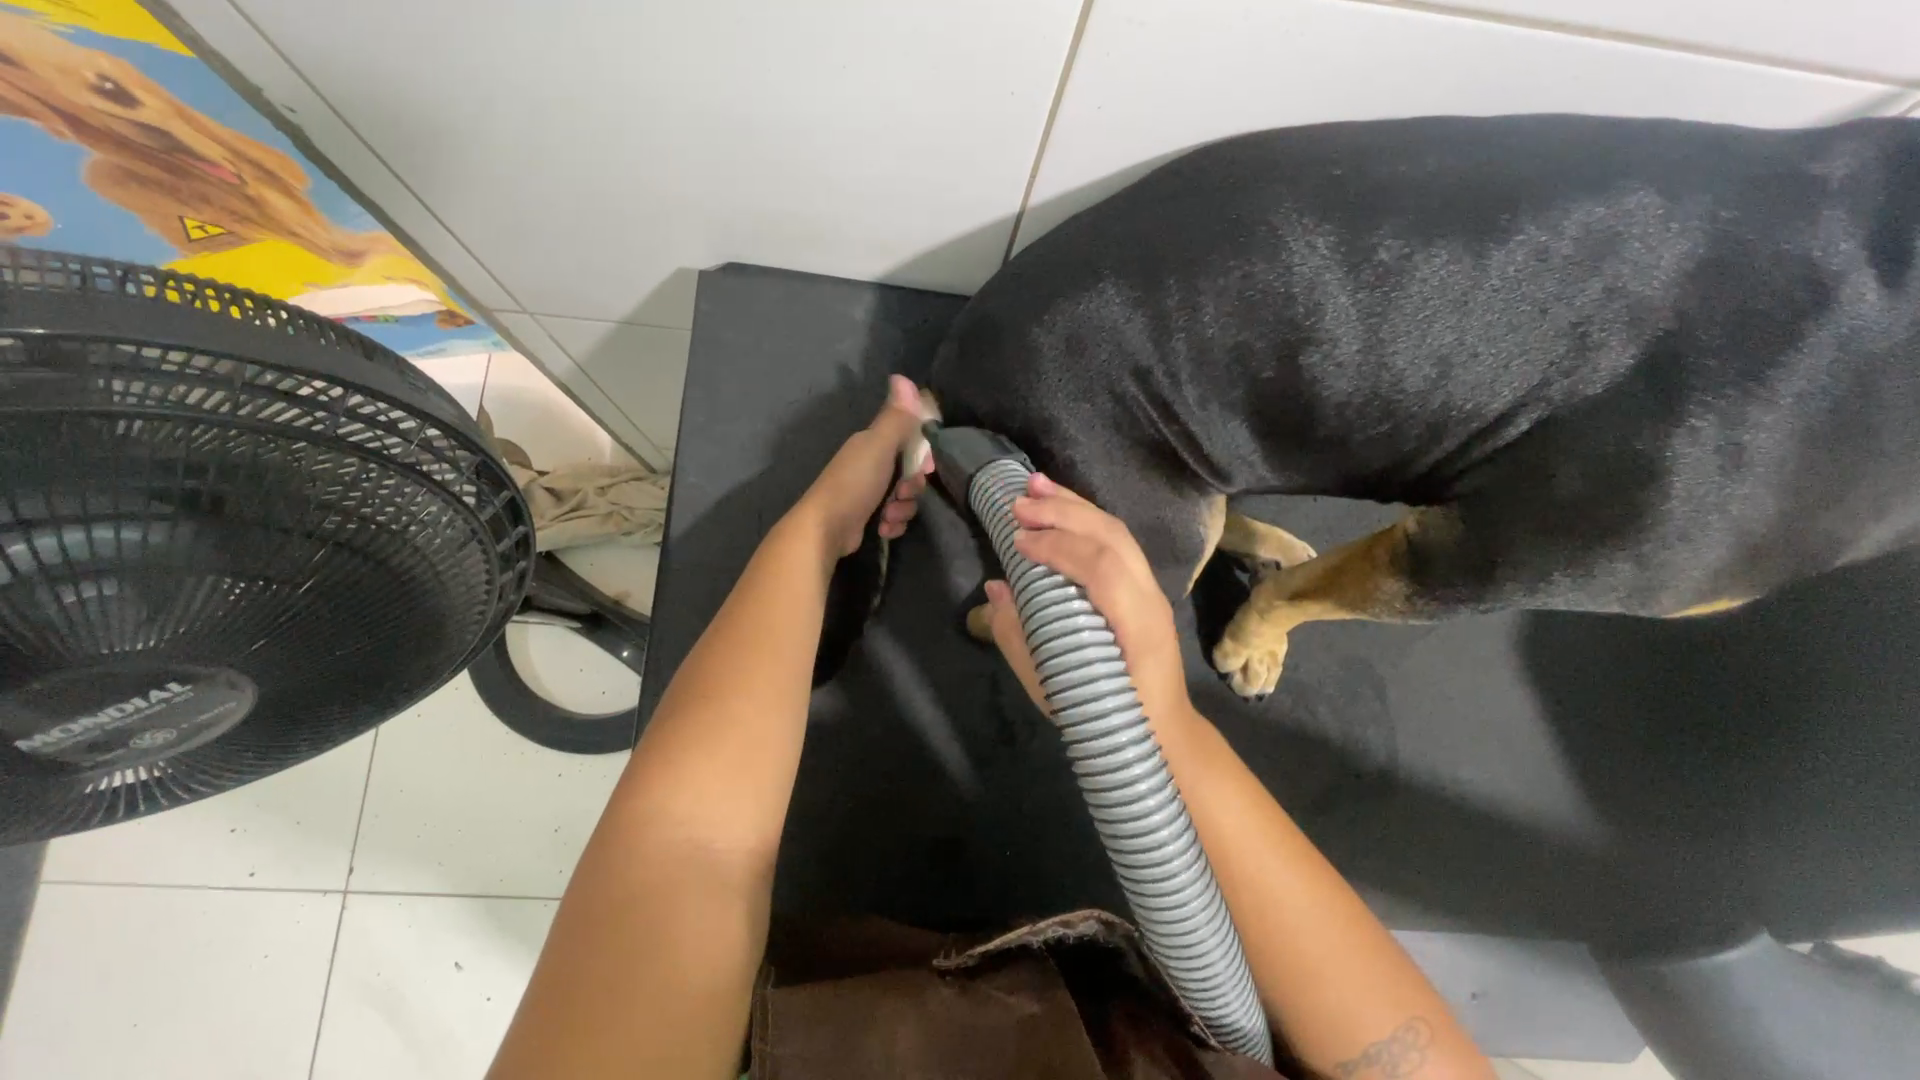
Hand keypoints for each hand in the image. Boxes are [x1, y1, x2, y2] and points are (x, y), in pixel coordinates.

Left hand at [792, 375, 935, 556]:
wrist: (825, 529)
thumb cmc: (854, 483)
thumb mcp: (879, 446)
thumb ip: (896, 417)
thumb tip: (902, 377)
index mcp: (872, 444)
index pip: (908, 440)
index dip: (922, 453)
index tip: (926, 466)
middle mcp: (870, 465)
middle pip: (909, 472)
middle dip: (912, 487)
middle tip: (902, 493)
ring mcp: (868, 493)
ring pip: (903, 498)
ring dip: (902, 509)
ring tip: (888, 516)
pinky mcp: (867, 517)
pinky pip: (894, 518)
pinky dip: (892, 525)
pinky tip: (883, 529)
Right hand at [980, 474, 1194, 732]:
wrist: (1162, 732)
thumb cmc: (1105, 718)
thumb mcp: (1054, 690)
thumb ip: (1021, 638)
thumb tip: (998, 588)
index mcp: (1137, 625)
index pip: (1101, 567)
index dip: (1058, 547)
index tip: (1016, 540)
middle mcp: (1151, 598)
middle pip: (1113, 537)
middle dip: (1064, 513)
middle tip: (1019, 501)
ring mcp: (1152, 590)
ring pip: (1118, 533)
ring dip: (1076, 506)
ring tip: (1037, 486)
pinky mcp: (1145, 588)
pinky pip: (1119, 544)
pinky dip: (1088, 521)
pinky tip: (1063, 511)